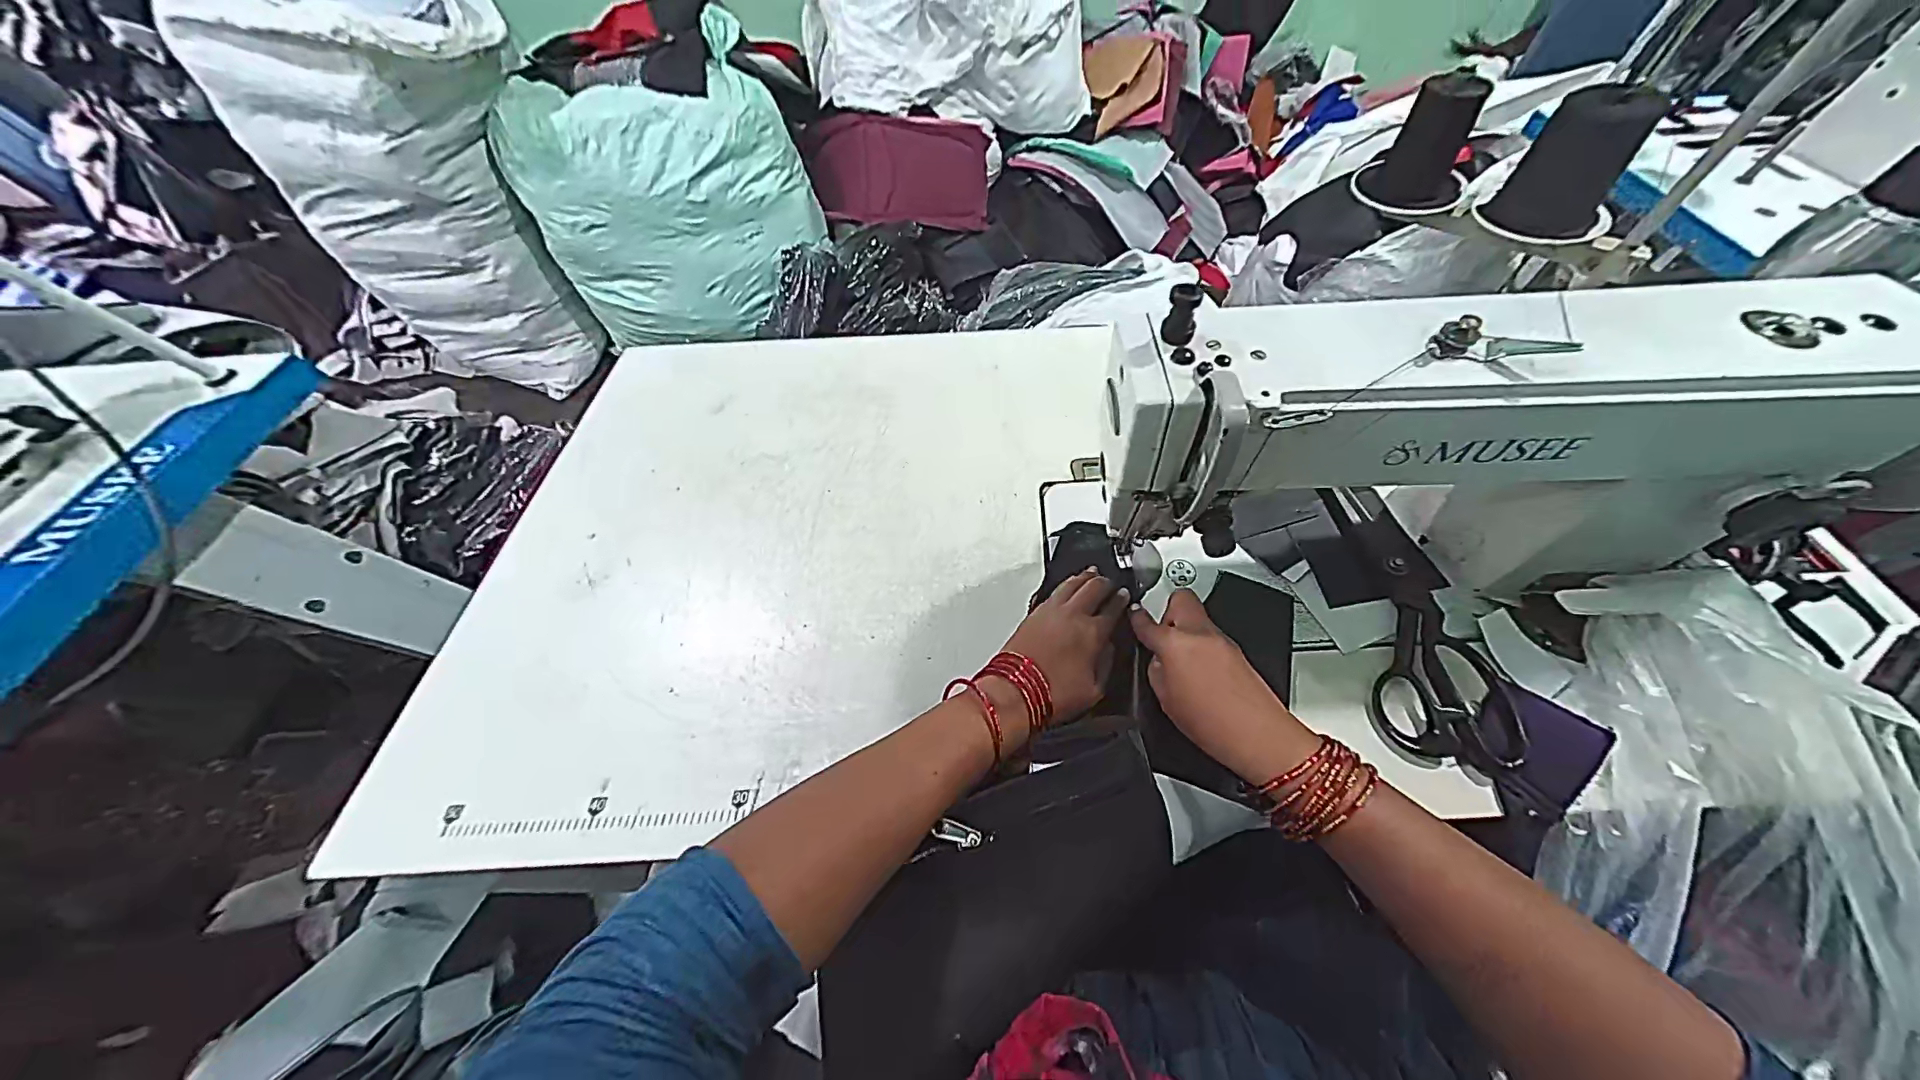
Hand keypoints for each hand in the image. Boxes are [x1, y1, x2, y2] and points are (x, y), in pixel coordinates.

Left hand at [1000, 568, 1127, 727]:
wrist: (1015, 691)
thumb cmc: (1051, 694)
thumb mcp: (1094, 689)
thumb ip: (1106, 663)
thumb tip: (1108, 649)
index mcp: (1093, 632)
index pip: (1113, 608)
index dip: (1121, 600)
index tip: (1124, 596)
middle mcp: (1073, 616)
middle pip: (1094, 587)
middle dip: (1106, 583)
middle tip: (1110, 583)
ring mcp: (1051, 611)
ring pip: (1071, 583)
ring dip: (1085, 577)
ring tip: (1091, 574)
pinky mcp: (1033, 614)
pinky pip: (1053, 592)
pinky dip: (1064, 585)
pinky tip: (1065, 588)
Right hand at [1130, 589, 1317, 783]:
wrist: (1257, 735)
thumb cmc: (1214, 724)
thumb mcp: (1165, 699)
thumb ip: (1155, 669)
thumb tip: (1156, 659)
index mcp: (1175, 644)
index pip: (1147, 621)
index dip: (1137, 618)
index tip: (1135, 617)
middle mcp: (1201, 634)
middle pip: (1181, 598)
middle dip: (1168, 610)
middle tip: (1162, 631)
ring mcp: (1223, 640)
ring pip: (1199, 617)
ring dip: (1187, 630)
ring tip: (1183, 660)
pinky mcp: (1238, 650)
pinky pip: (1213, 636)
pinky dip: (1203, 645)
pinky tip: (1201, 671)